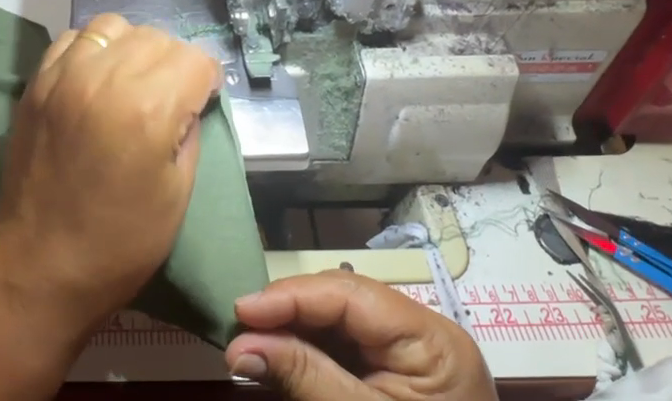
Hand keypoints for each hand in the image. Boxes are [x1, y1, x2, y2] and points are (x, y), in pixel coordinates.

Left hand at [0, 13, 220, 335]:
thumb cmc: (119, 243)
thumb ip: (189, 130)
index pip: (196, 59)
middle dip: (174, 63)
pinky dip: (93, 49)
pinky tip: (96, 80)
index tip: (201, 102)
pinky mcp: (37, 82)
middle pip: (157, 37)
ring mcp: (64, 75)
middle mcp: (105, 78)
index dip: (206, 81)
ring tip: (131, 82)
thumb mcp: (178, 193)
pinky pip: (73, 39)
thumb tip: (190, 98)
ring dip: (132, 47)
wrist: (39, 266)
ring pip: (114, 26)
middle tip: (169, 98)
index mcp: (148, 109)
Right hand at [225, 272, 495, 400]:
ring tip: (251, 343)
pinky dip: (310, 350)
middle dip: (288, 311)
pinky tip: (280, 355)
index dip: (291, 295)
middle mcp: (425, 331)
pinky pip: (346, 345)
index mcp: (432, 339)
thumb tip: (239, 345)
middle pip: (342, 299)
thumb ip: (304, 378)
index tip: (240, 309)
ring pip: (338, 318)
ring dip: (293, 329)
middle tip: (240, 331)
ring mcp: (412, 352)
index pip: (350, 293)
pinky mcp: (397, 371)